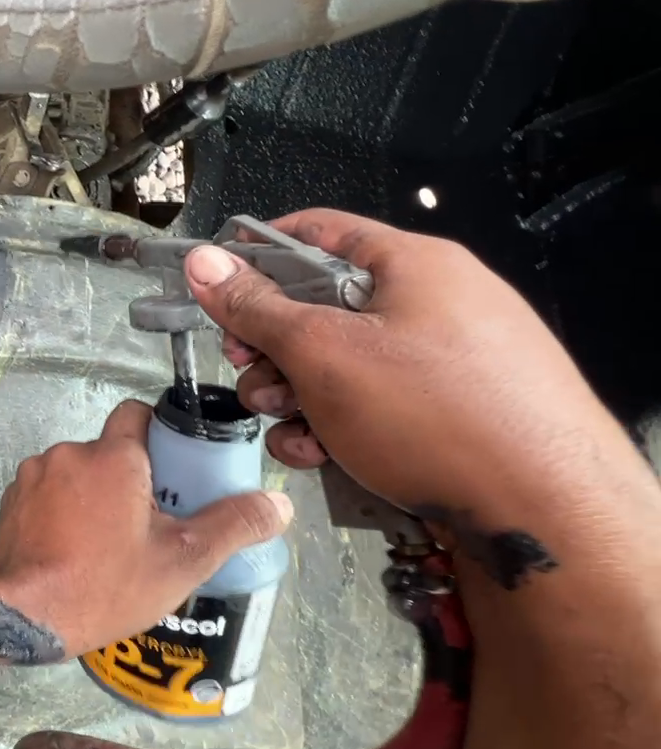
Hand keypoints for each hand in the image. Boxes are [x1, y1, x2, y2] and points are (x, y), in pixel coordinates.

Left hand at [0, 401, 291, 655]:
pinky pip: (49, 491)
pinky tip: (76, 547)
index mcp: (109, 456)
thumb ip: (234, 524)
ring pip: (77, 473)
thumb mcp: (184, 558)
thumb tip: (278, 502)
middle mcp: (65, 454)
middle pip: (108, 450)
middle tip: (154, 521)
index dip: (160, 432)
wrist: (25, 611)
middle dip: (132, 477)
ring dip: (96, 495)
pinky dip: (64, 509)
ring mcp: (32, 475)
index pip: (136, 414)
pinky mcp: (11, 498)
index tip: (178, 467)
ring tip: (114, 542)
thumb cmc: (107, 583)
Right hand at [183, 209, 628, 520]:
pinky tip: (319, 449)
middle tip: (248, 367)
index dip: (254, 252)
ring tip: (288, 421)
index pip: (314, 231)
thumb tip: (204, 261)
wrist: (545, 517)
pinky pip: (362, 399)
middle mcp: (430, 304)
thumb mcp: (320, 351)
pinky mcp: (441, 409)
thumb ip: (253, 305)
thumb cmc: (434, 416)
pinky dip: (327, 422)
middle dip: (265, 343)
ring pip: (329, 359)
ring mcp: (439, 360)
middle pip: (313, 304)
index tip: (213, 287)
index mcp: (413, 266)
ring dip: (288, 392)